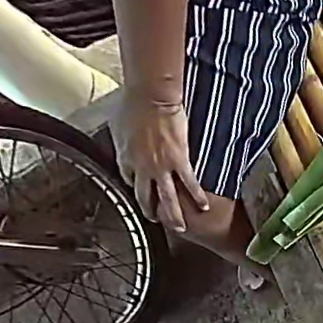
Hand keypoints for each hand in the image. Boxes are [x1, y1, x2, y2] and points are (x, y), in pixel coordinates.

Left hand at [113, 92, 208, 232]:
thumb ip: (123, 139)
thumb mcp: (118, 124)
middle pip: (145, 198)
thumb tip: (124, 141)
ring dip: (174, 215)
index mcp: (125, 158)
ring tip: (180, 226)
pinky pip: (189, 184)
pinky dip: (197, 197)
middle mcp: (142, 168)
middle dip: (151, 212)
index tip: (142, 192)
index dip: (136, 188)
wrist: (150, 96)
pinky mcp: (179, 162)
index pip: (129, 181)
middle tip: (157, 220)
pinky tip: (203, 206)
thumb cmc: (132, 103)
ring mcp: (161, 167)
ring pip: (167, 199)